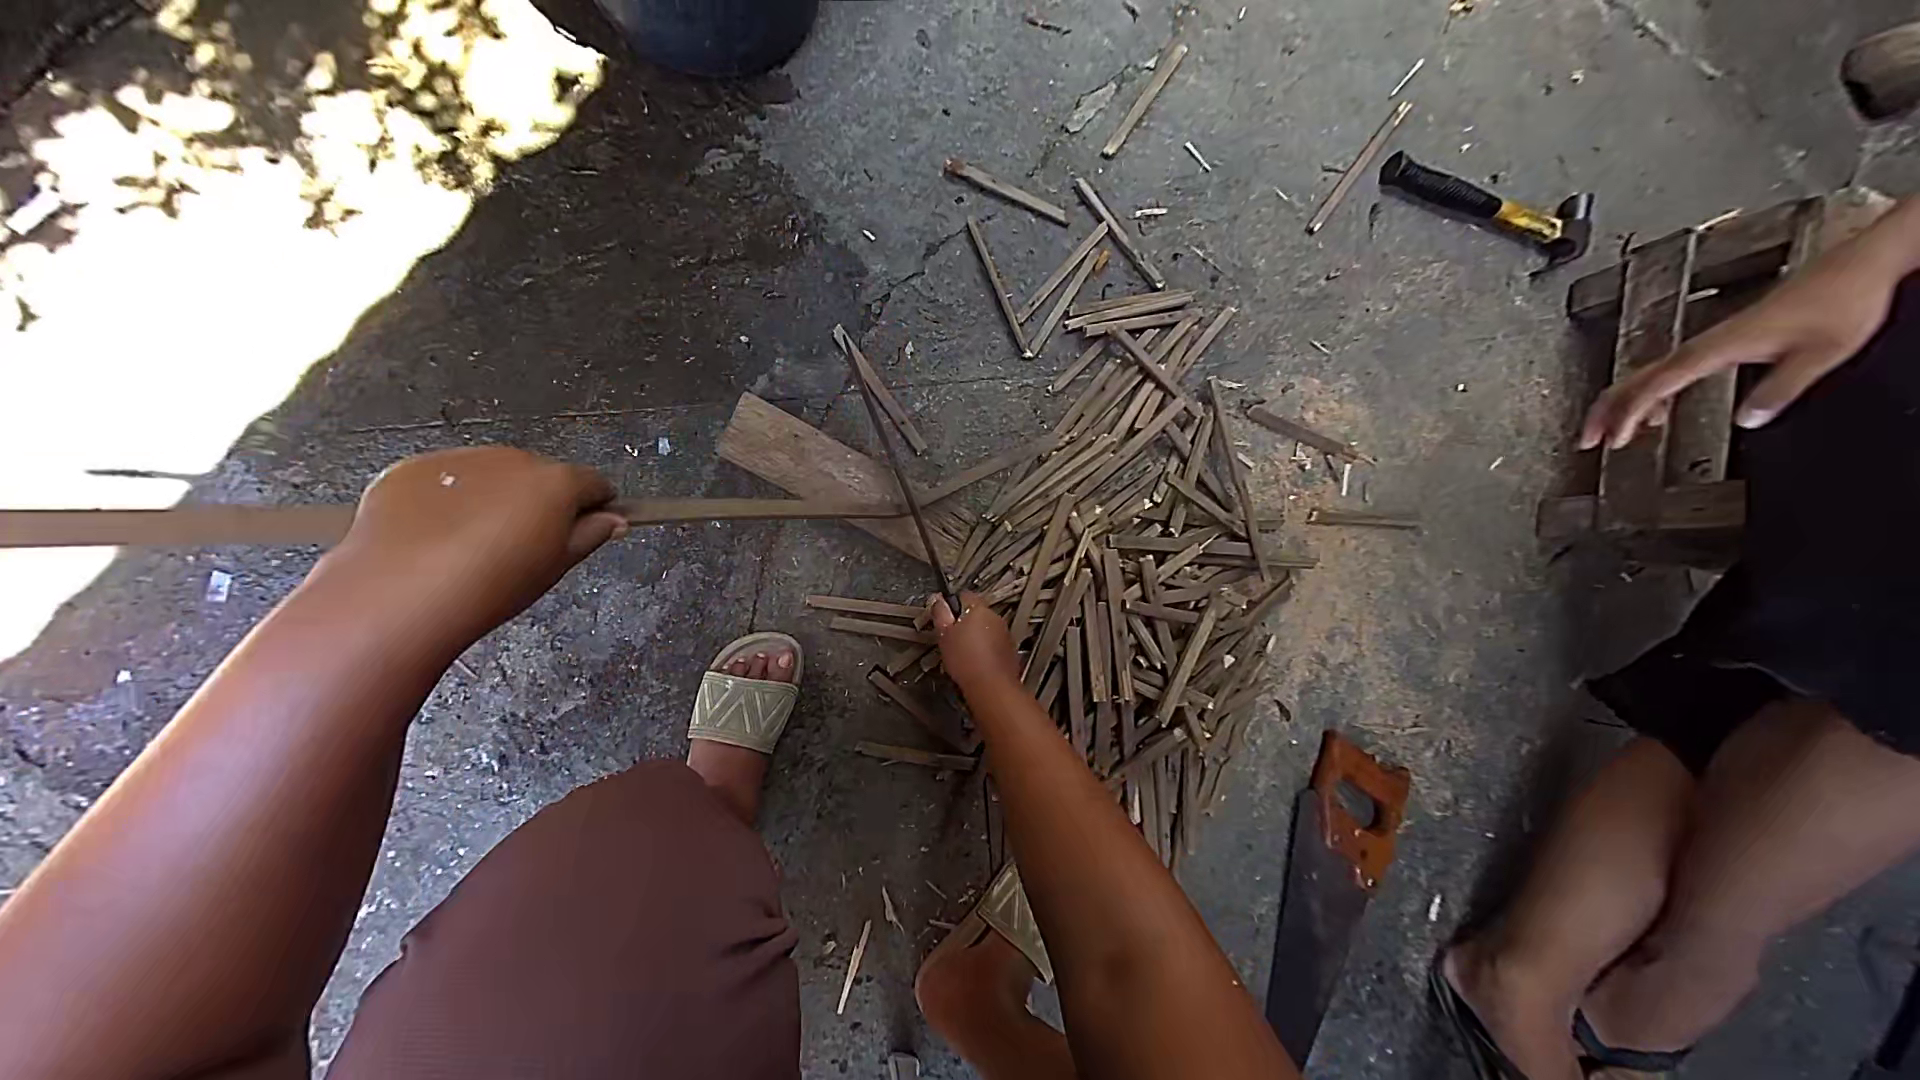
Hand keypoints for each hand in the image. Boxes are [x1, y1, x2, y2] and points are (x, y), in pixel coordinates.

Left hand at [321, 446, 625, 645]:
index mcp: (557, 481)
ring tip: (476, 542)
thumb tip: (614, 520)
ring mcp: (460, 460)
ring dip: (495, 496)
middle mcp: (513, 458)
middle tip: (525, 543)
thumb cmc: (494, 583)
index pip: (594, 482)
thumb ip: (591, 534)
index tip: (586, 526)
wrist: (401, 593)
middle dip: (540, 500)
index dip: (595, 505)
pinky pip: (445, 479)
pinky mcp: (412, 469)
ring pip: (493, 474)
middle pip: (541, 475)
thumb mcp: (557, 565)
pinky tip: (438, 535)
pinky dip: (449, 499)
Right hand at [929, 593, 1020, 689]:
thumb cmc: (966, 660)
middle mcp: (995, 618)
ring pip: (986, 629)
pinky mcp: (1010, 651)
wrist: (991, 686)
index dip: (952, 605)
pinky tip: (975, 663)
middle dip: (964, 623)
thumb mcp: (944, 634)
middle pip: (977, 613)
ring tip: (961, 654)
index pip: (964, 596)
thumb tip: (937, 600)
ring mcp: (1005, 634)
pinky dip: (985, 650)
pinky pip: (994, 644)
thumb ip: (940, 613)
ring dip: (975, 637)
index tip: (943, 616)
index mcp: (979, 609)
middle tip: (950, 638)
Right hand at [1579, 252, 1897, 449]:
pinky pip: (1662, 376)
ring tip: (1609, 432)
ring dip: (1618, 407)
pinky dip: (1647, 398)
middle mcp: (1697, 348)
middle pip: (1630, 383)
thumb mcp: (1820, 355)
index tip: (1614, 439)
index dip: (1627, 416)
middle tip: (1586, 440)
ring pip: (1640, 380)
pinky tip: (1655, 415)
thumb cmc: (1839, 302)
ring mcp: (1700, 346)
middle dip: (1603, 413)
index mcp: (1710, 350)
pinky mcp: (1710, 346)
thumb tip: (1748, 421)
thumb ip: (1779, 390)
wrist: (1854, 269)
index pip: (1652, 388)